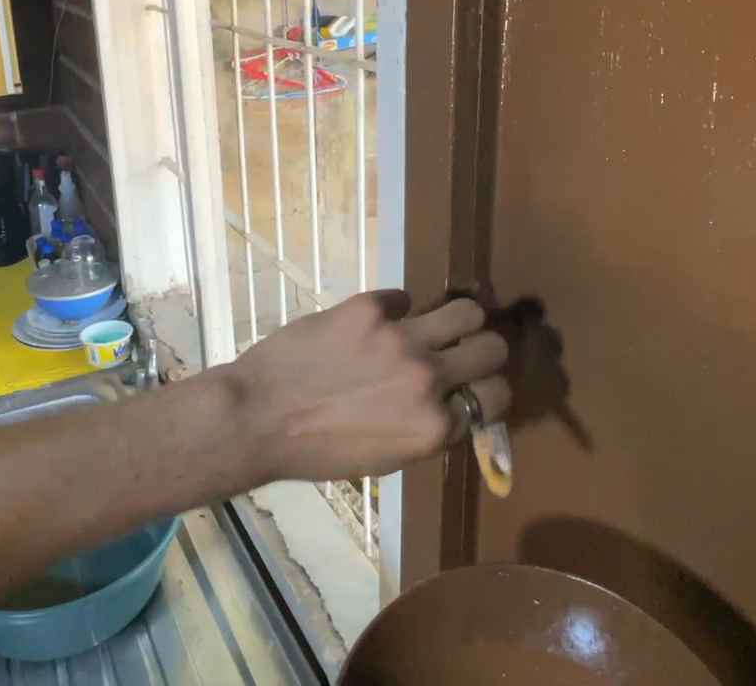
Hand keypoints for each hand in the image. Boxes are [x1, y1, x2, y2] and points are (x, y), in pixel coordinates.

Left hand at [219, 291, 509, 483]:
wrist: (259, 415)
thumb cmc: (318, 450)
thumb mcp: (386, 457)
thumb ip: (427, 429)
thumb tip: (452, 403)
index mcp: (434, 427)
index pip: (496, 398)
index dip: (491, 389)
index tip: (479, 384)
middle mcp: (428, 380)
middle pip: (492, 348)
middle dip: (486, 349)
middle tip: (467, 348)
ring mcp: (400, 339)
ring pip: (466, 310)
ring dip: (460, 317)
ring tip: (441, 321)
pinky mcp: (368, 308)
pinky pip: (402, 297)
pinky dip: (394, 309)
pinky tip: (375, 321)